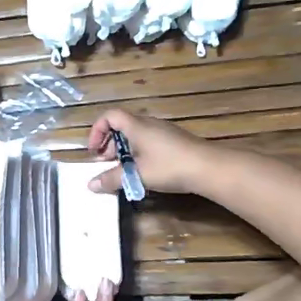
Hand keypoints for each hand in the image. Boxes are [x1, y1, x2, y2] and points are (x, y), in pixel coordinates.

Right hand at [86, 109, 215, 194]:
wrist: (209, 168)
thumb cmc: (169, 167)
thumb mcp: (137, 175)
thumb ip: (112, 179)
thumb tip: (90, 185)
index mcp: (136, 126)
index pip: (110, 115)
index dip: (97, 130)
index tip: (95, 151)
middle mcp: (149, 124)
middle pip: (122, 126)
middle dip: (110, 144)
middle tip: (107, 164)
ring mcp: (164, 132)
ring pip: (136, 135)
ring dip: (124, 150)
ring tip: (124, 170)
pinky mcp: (175, 141)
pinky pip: (149, 141)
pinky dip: (139, 153)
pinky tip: (144, 171)